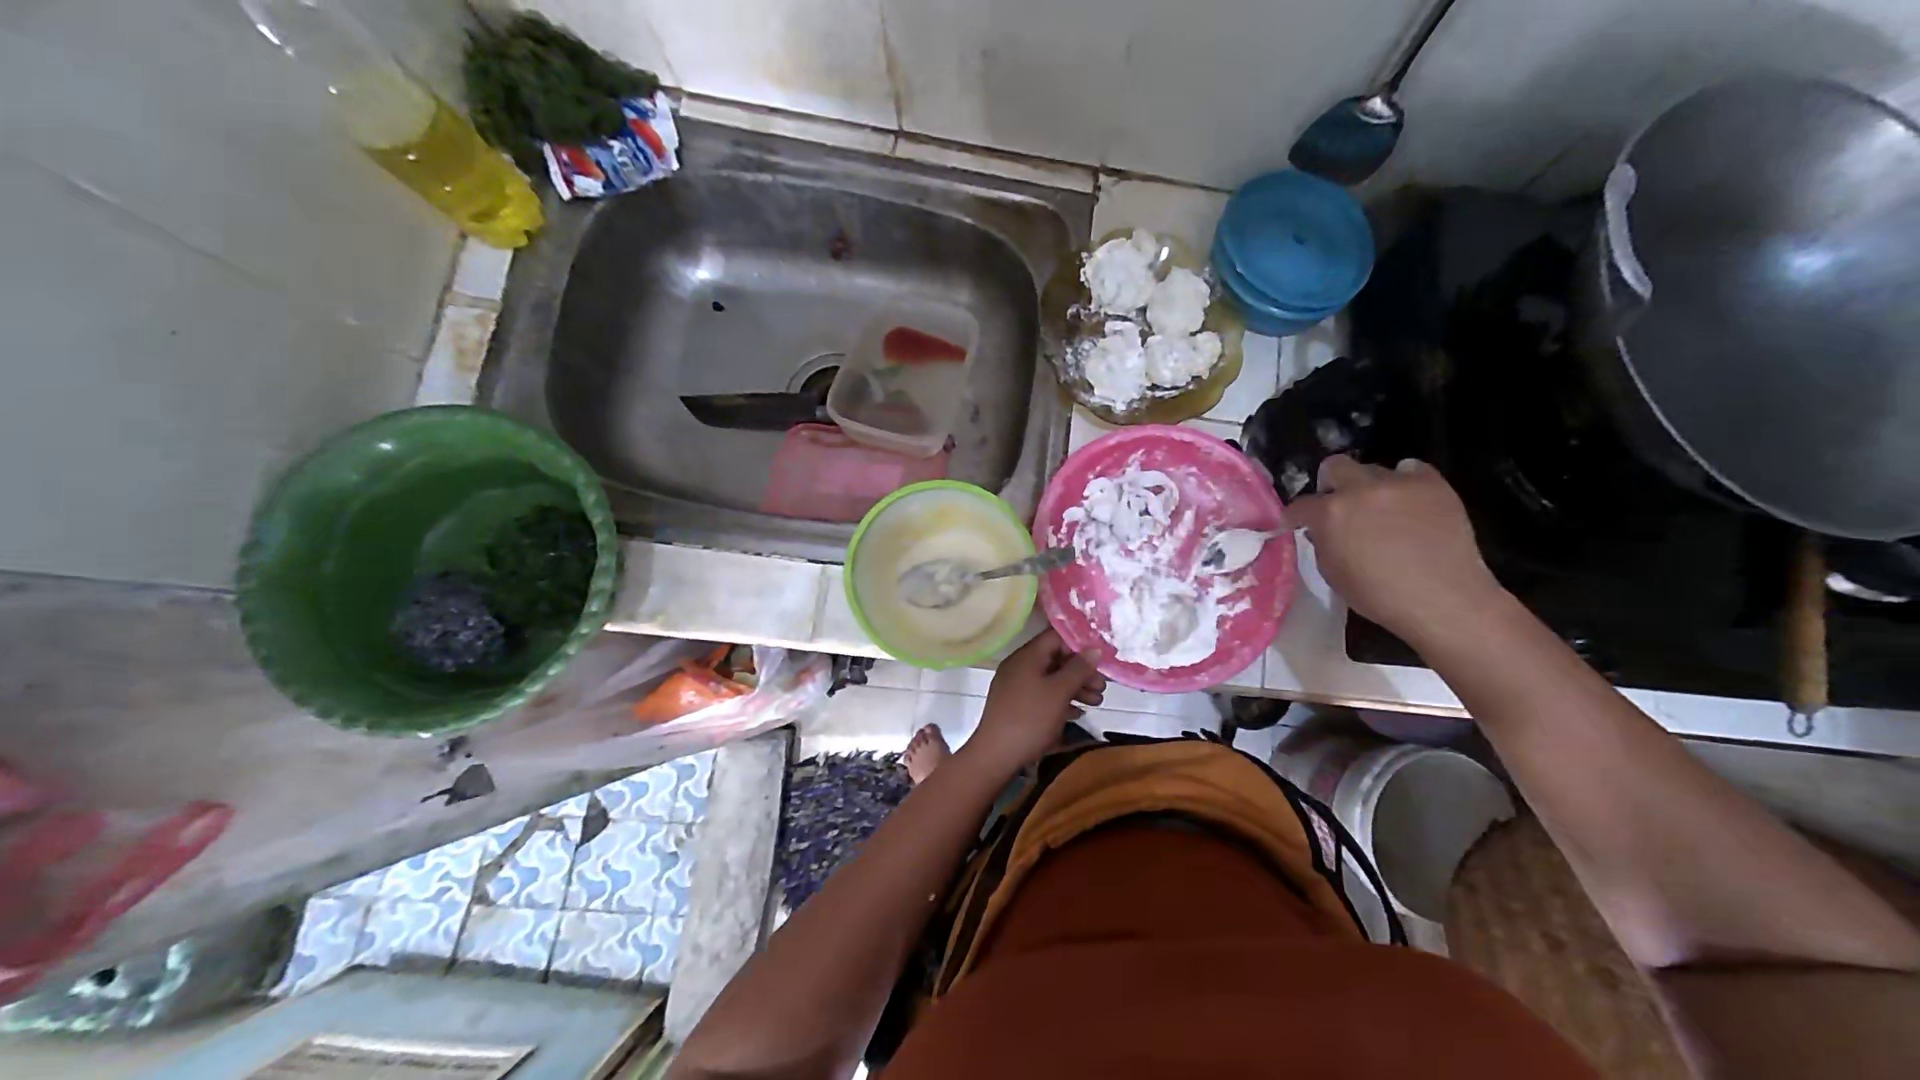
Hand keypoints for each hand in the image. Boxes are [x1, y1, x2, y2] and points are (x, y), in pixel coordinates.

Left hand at [966, 628, 1105, 772]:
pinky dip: (1061, 701)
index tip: (1100, 658)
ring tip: (1096, 702)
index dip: (1079, 644)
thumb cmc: (1030, 718)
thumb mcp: (1059, 691)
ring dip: (1074, 688)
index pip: (1056, 637)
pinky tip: (1078, 713)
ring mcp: (1016, 686)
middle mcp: (1020, 666)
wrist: (997, 754)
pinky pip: (1042, 695)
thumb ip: (1078, 668)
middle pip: (1055, 659)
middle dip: (1081, 671)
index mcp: (1027, 656)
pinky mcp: (1016, 705)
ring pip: (1050, 679)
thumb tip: (1093, 650)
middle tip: (1102, 687)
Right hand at [1287, 456, 1507, 646]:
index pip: (1300, 505)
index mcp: (1330, 513)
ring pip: (1374, 469)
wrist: (1444, 600)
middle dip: (1331, 485)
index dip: (1296, 516)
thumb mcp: (1332, 573)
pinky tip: (1408, 501)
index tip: (1297, 524)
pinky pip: (1412, 469)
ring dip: (1370, 487)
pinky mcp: (1432, 484)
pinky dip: (1405, 481)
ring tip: (1381, 509)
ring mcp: (1399, 483)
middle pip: (1335, 466)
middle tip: (1339, 506)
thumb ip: (1322, 543)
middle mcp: (1360, 489)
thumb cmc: (1379, 595)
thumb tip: (1321, 530)